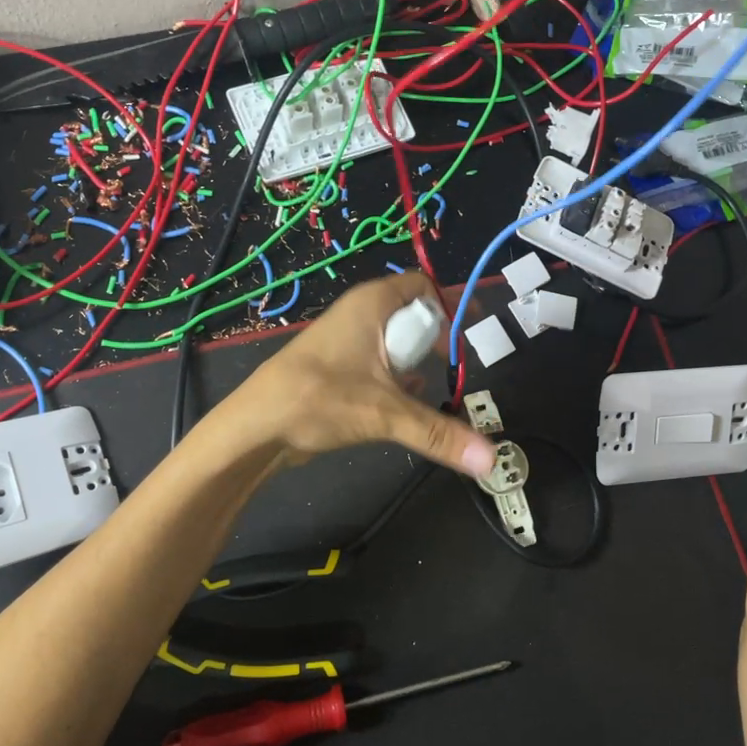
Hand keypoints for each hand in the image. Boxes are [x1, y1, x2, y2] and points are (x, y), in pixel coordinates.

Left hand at [231, 272, 494, 476]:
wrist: (255, 428)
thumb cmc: (320, 400)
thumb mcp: (386, 414)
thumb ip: (439, 434)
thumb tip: (491, 460)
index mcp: (372, 304)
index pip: (423, 285)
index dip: (449, 303)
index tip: (473, 327)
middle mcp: (361, 315)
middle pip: (412, 313)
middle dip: (437, 335)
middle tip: (459, 360)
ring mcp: (347, 342)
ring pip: (396, 342)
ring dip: (418, 360)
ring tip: (443, 380)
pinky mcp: (339, 369)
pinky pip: (380, 364)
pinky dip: (399, 378)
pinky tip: (411, 399)